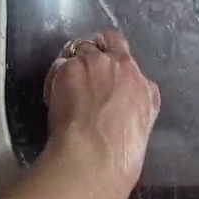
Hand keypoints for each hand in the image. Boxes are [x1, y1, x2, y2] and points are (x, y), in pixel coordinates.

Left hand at [42, 29, 161, 195]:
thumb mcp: (141, 131)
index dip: (114, 64)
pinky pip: (60, 65)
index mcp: (145, 88)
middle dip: (96, 49)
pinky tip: (52, 99)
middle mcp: (122, 66)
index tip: (105, 76)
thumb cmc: (120, 158)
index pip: (131, 63)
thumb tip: (122, 106)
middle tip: (84, 69)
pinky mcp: (70, 66)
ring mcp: (95, 62)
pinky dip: (55, 79)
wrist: (94, 157)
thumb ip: (134, 107)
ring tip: (65, 86)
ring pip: (81, 48)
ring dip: (74, 63)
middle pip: (108, 40)